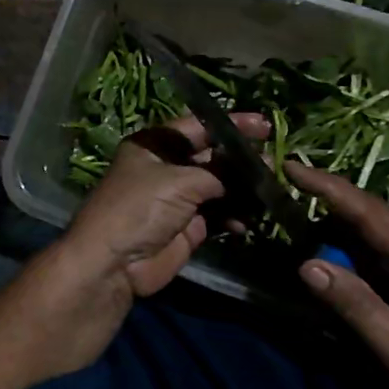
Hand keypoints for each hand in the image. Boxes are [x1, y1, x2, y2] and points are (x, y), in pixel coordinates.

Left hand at [5, 113, 266, 379]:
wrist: (114, 263)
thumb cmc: (138, 208)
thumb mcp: (179, 181)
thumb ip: (217, 172)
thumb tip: (249, 170)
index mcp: (154, 145)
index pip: (197, 127)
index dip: (229, 125)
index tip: (264, 125)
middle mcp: (166, 168)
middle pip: (211, 157)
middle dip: (241, 160)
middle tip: (273, 164)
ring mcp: (177, 198)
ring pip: (219, 187)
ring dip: (243, 190)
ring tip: (269, 192)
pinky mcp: (188, 226)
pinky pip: (220, 215)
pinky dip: (236, 216)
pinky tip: (252, 219)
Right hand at [285, 163, 388, 388]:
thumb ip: (357, 308)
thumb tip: (307, 264)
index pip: (376, 218)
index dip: (332, 190)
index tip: (293, 166)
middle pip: (375, 221)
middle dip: (329, 198)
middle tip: (283, 181)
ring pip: (375, 240)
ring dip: (334, 223)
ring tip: (290, 208)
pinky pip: (379, 262)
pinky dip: (346, 250)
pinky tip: (321, 246)